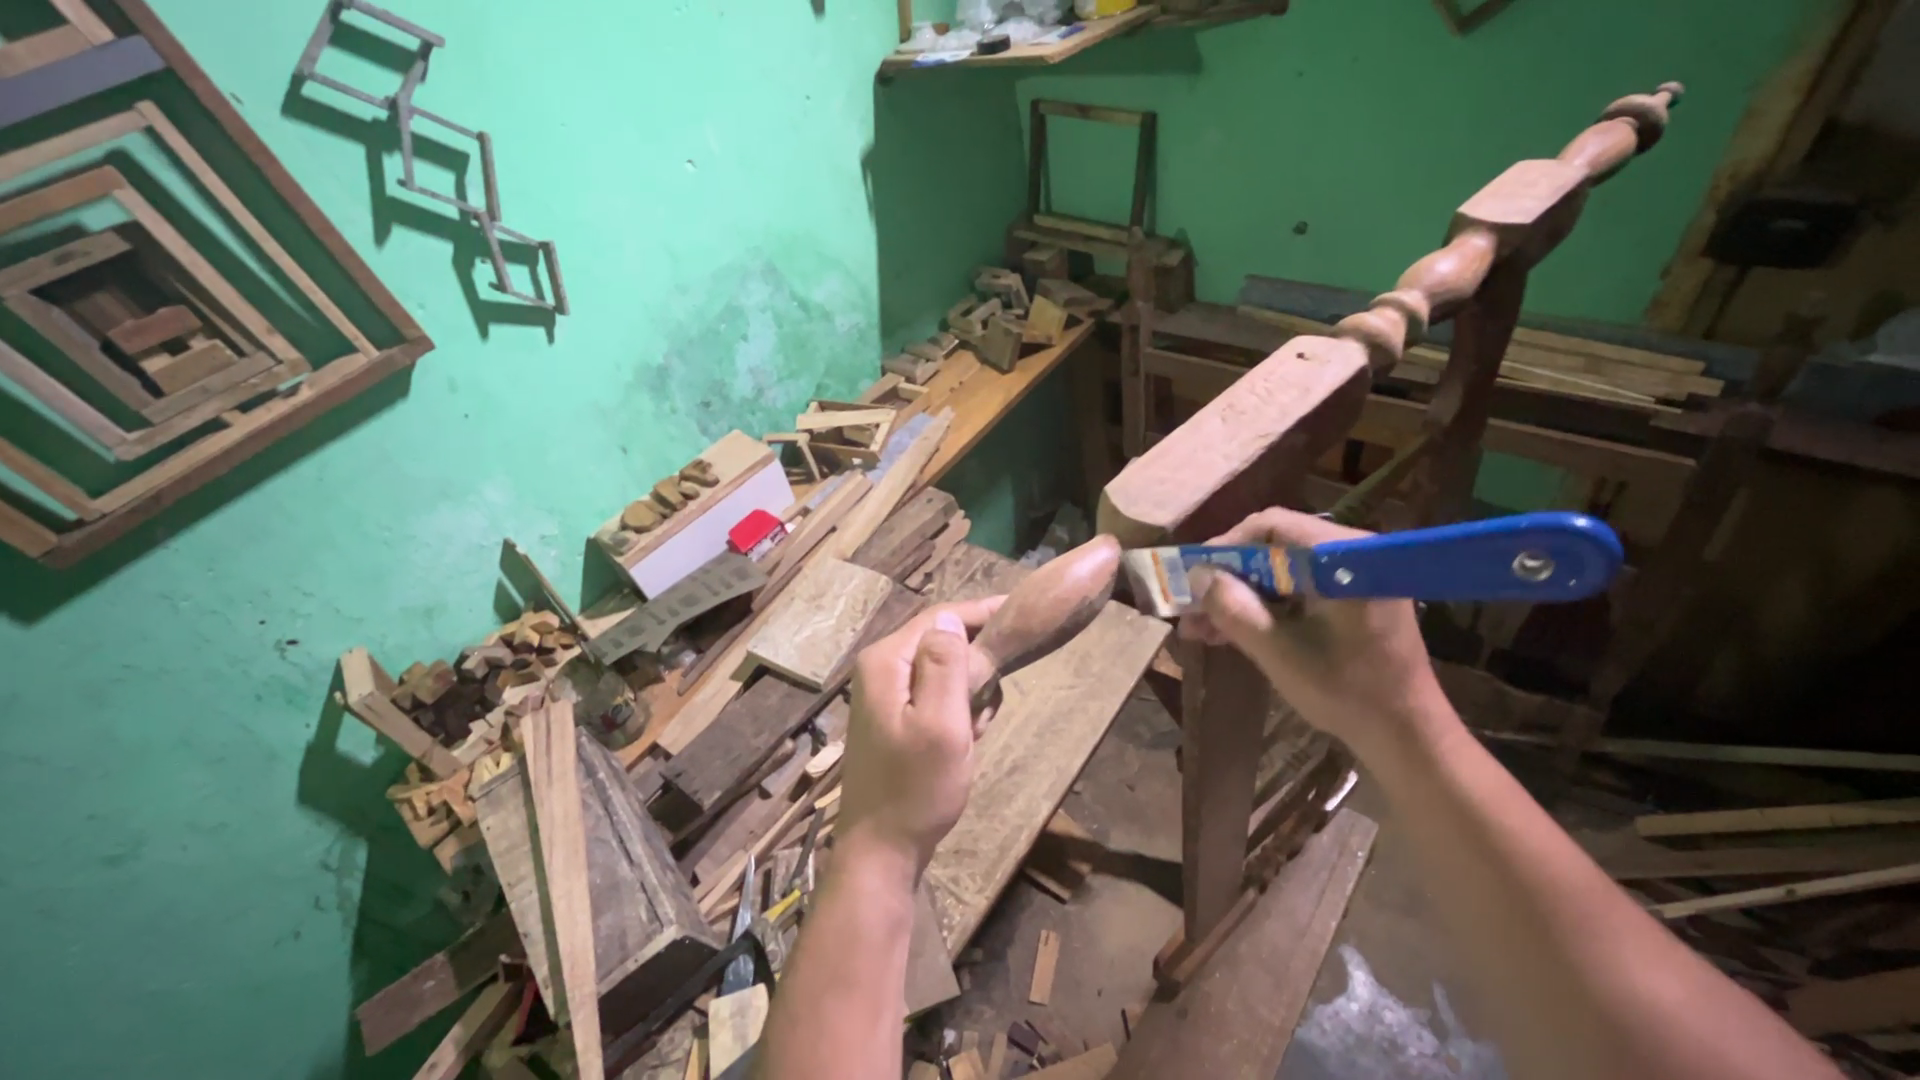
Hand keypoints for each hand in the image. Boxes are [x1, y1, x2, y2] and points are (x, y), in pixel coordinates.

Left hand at [841, 596, 1004, 873]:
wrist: (882, 849)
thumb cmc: (916, 788)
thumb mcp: (941, 724)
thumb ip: (945, 666)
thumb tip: (951, 619)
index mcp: (886, 661)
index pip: (941, 618)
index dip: (983, 613)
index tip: (1024, 614)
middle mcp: (880, 669)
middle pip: (941, 641)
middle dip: (977, 665)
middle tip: (992, 703)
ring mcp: (884, 695)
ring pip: (943, 670)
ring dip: (969, 693)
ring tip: (975, 731)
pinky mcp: (893, 718)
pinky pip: (935, 695)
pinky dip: (957, 710)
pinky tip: (963, 741)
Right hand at [1179, 507, 1446, 752]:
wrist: (1405, 734)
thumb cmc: (1347, 692)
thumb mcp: (1279, 653)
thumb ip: (1235, 610)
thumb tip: (1198, 576)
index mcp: (1344, 556)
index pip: (1272, 527)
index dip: (1224, 548)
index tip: (1192, 576)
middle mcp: (1352, 554)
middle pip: (1273, 548)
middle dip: (1227, 579)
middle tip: (1190, 607)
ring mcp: (1352, 576)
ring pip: (1279, 571)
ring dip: (1239, 596)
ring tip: (1199, 627)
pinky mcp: (1350, 599)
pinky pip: (1296, 589)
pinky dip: (1263, 607)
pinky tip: (1229, 632)